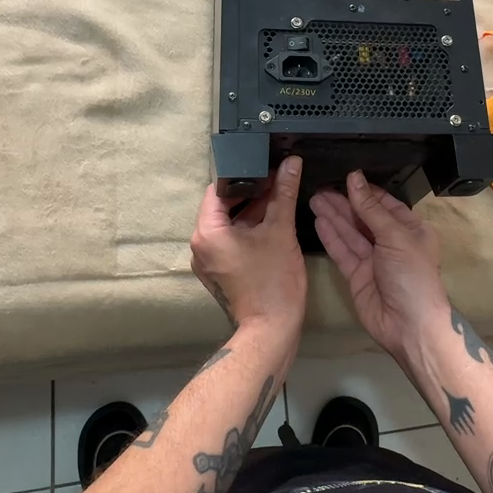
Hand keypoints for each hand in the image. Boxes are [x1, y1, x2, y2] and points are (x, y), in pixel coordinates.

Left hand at [190, 156, 307, 334]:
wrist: (271, 330)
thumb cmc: (273, 281)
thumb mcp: (280, 230)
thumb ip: (284, 193)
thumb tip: (292, 162)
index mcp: (207, 232)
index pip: (218, 190)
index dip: (242, 175)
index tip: (265, 167)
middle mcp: (201, 245)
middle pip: (222, 206)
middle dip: (250, 193)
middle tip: (276, 179)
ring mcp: (208, 261)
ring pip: (228, 224)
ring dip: (251, 211)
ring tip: (278, 196)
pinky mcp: (220, 271)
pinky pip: (230, 241)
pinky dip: (247, 230)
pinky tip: (272, 221)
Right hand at [309, 171, 448, 359]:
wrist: (410, 326)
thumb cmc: (412, 276)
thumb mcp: (395, 236)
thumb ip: (371, 208)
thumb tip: (355, 178)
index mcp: (411, 229)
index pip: (384, 204)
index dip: (364, 191)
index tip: (344, 176)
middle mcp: (392, 242)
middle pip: (364, 217)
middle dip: (344, 203)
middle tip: (320, 187)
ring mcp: (373, 260)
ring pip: (350, 233)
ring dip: (333, 216)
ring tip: (313, 198)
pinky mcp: (357, 276)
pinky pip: (343, 252)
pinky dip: (331, 237)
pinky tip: (318, 221)